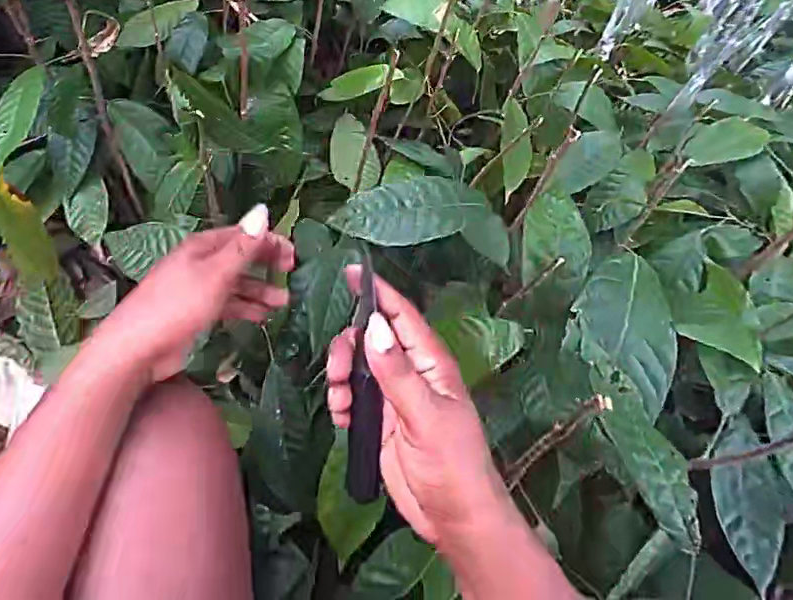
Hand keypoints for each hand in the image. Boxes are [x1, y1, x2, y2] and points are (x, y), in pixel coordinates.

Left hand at [89, 205, 294, 382]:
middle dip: (266, 263)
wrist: (134, 351)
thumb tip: (263, 210)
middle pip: (240, 257)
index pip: (243, 235)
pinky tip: (261, 317)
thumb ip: (242, 246)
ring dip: (259, 290)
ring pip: (236, 283)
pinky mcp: (194, 313)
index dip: (268, 240)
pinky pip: (226, 304)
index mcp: (203, 247)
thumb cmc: (176, 306)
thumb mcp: (215, 274)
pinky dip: (244, 308)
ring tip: (283, 302)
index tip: (292, 253)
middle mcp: (200, 262)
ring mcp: (196, 288)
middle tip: (291, 271)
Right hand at [325, 267, 519, 548]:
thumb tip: (373, 326)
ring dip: (341, 376)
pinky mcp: (381, 421)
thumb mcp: (426, 415)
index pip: (401, 315)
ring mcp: (394, 396)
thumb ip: (397, 373)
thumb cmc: (452, 463)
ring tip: (340, 401)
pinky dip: (341, 401)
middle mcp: (410, 372)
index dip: (378, 292)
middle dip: (349, 346)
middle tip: (338, 370)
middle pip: (371, 338)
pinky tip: (342, 417)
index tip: (351, 271)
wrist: (454, 520)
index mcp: (430, 361)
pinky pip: (353, 397)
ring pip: (358, 366)